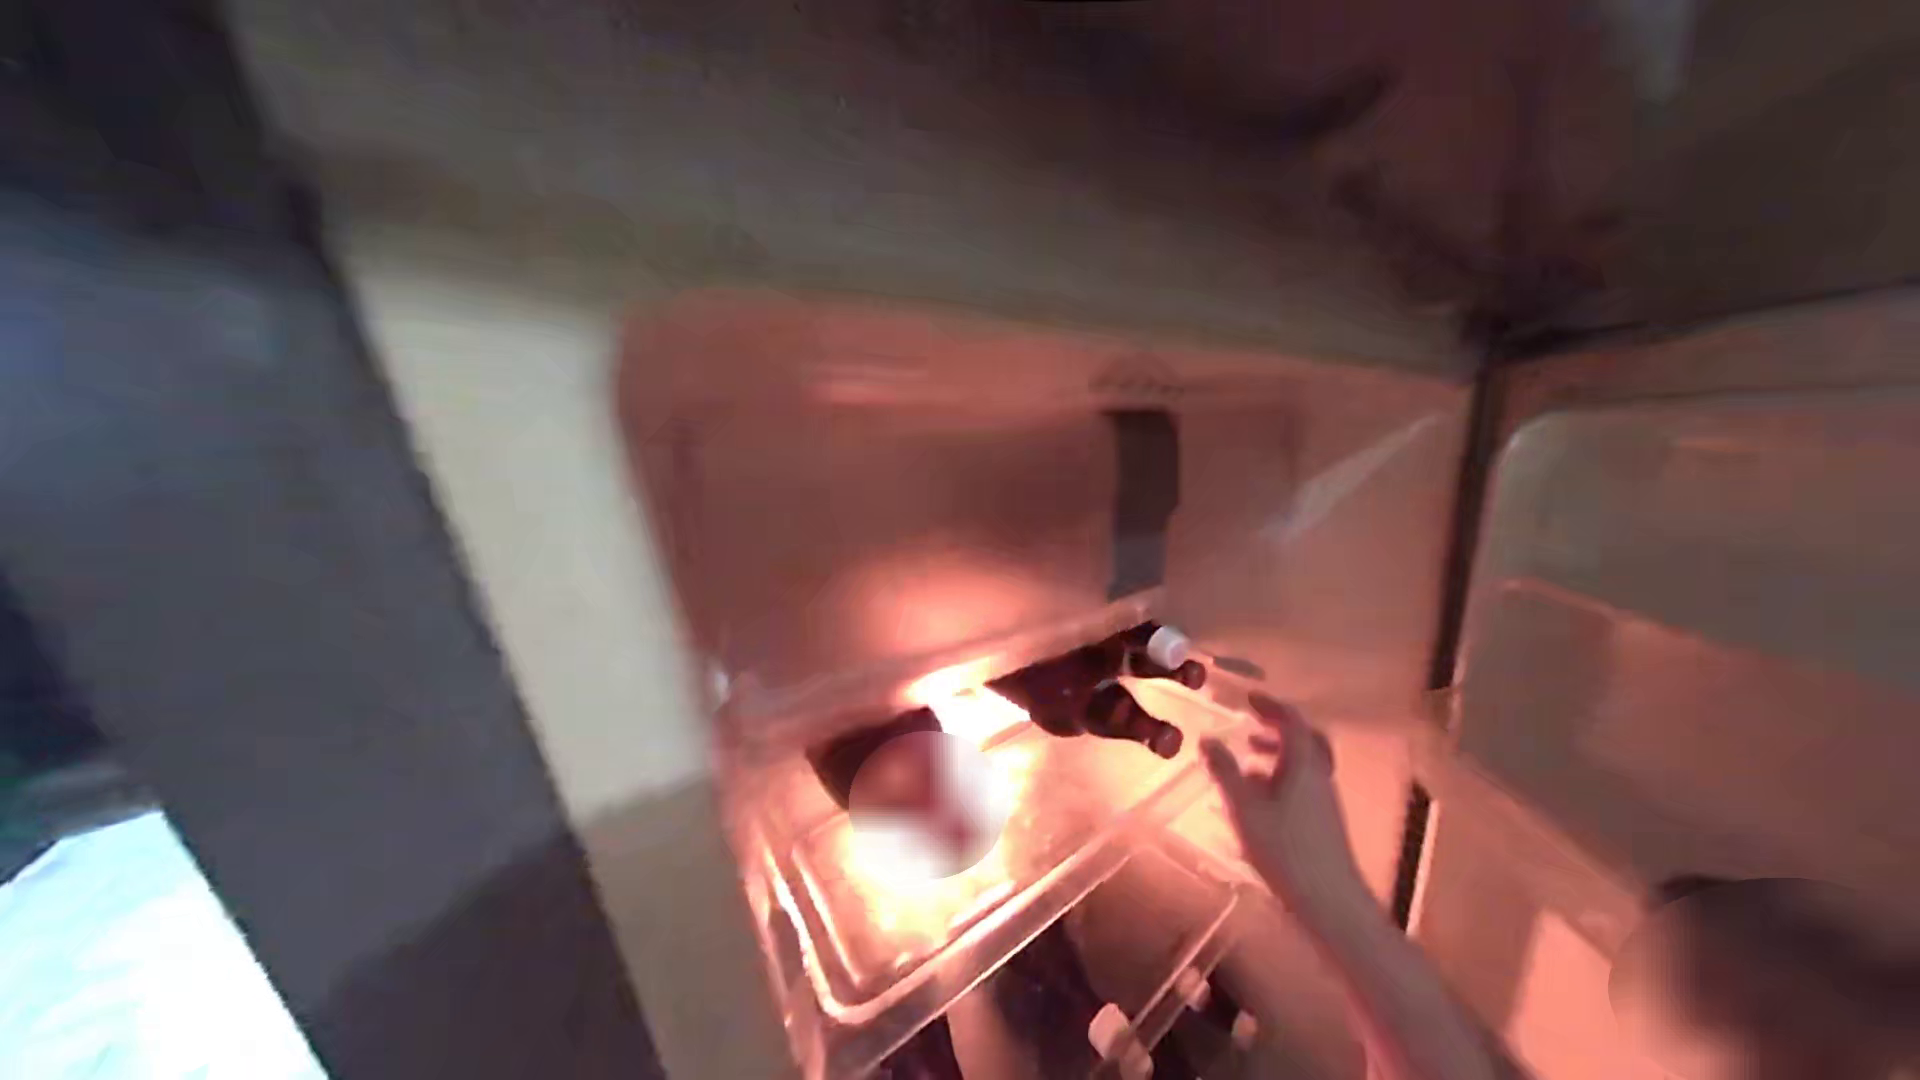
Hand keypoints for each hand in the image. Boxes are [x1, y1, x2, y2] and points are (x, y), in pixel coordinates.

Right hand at [1202, 694, 1370, 917]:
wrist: (1331, 903)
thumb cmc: (1284, 849)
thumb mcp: (1244, 807)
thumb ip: (1224, 770)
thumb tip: (1207, 738)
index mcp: (1303, 765)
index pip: (1292, 720)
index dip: (1270, 704)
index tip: (1246, 698)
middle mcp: (1319, 776)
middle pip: (1305, 739)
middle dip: (1277, 726)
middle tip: (1251, 722)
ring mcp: (1325, 800)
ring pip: (1304, 762)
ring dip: (1277, 752)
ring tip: (1248, 758)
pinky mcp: (1324, 820)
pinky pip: (1303, 783)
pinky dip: (1281, 775)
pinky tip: (1258, 795)